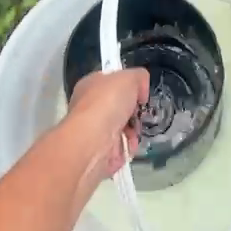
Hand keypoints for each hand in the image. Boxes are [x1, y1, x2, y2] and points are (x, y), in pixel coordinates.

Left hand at [66, 67, 149, 193]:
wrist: (93, 141)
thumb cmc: (107, 102)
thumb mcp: (130, 77)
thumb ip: (140, 77)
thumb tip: (141, 92)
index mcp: (90, 85)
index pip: (111, 82)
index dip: (127, 85)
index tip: (138, 91)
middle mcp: (90, 107)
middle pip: (120, 106)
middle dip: (134, 110)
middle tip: (140, 111)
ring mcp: (94, 132)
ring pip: (123, 128)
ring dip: (134, 129)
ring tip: (135, 129)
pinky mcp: (101, 153)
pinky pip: (122, 147)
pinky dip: (129, 145)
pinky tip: (129, 143)